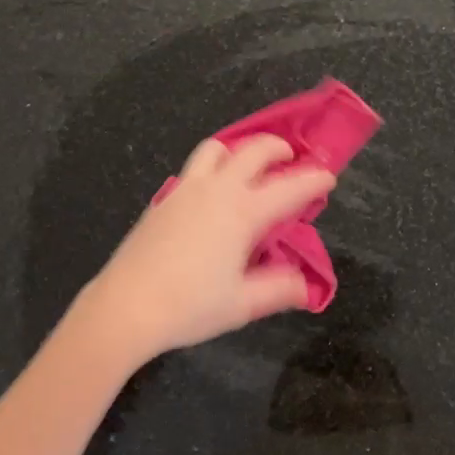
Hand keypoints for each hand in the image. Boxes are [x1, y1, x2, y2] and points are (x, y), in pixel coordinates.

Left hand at [72, 134, 334, 366]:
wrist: (126, 306)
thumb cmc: (190, 306)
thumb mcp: (242, 304)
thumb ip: (278, 289)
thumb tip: (305, 285)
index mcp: (242, 212)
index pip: (289, 187)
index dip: (313, 180)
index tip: (328, 177)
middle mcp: (216, 190)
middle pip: (252, 150)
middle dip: (277, 148)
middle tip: (290, 158)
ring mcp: (186, 190)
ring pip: (216, 149)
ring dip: (238, 150)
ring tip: (247, 165)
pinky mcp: (163, 200)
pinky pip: (194, 169)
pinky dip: (213, 168)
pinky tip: (212, 195)